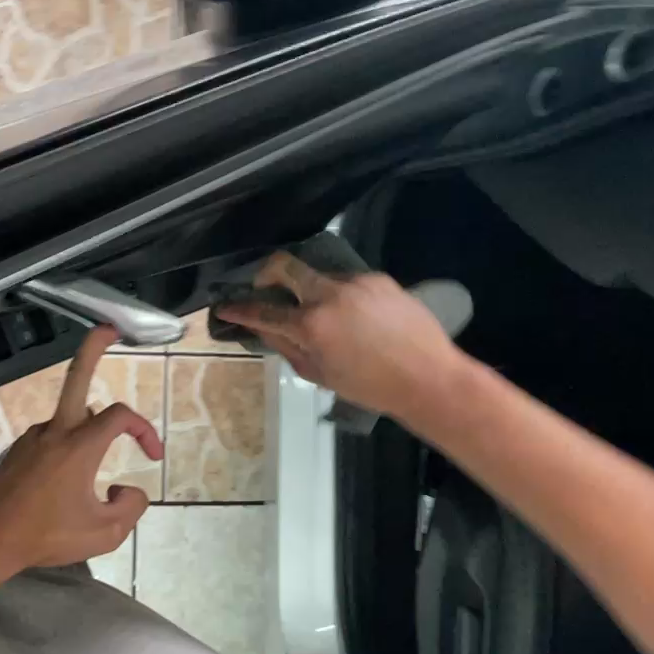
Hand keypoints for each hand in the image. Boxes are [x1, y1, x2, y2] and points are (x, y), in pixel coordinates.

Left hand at [0, 326, 163, 570]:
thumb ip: (130, 507)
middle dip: (93, 349)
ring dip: (89, 423)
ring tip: (105, 443)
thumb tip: (128, 489)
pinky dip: (68, 446)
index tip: (153, 455)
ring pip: (68, 418)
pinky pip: (52, 439)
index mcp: (78, 446)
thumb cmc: (47, 536)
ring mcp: (32, 438)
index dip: (145, 428)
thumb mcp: (105, 533)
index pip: (121, 416)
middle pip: (77, 377)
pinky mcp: (18, 451)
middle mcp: (54, 432)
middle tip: (108, 329)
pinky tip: (68, 478)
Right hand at [216, 251, 467, 421]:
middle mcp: (330, 295)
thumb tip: (265, 329)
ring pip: (320, 276)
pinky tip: (355, 318)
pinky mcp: (380, 280)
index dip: (238, 309)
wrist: (429, 378)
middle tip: (264, 287)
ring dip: (310, 290)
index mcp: (311, 324)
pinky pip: (348, 283)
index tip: (224, 307)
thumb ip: (287, 347)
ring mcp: (357, 283)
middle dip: (266, 273)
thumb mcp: (318, 374)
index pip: (263, 312)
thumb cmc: (369, 387)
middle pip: (286, 266)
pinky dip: (341, 297)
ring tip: (323, 315)